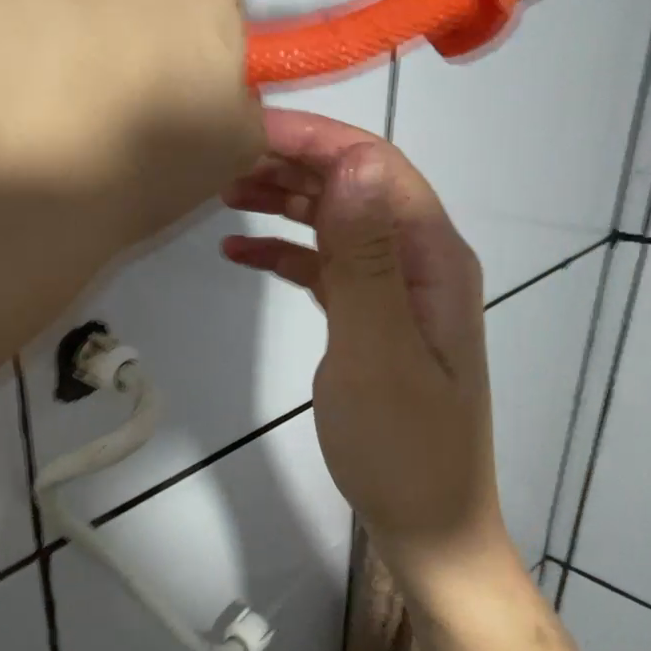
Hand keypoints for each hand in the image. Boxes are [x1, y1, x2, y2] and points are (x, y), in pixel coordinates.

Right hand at [222, 109, 511, 579]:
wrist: (425, 523)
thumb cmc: (402, 446)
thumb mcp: (377, 351)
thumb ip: (365, 258)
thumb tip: (354, 162)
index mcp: (433, 259)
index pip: (375, 166)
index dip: (313, 138)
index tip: (243, 126)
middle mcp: (419, 262)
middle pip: (355, 185)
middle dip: (291, 160)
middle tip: (217, 156)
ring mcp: (395, 291)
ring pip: (337, 220)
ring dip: (284, 199)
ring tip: (220, 191)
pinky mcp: (370, 319)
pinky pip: (325, 265)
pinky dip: (284, 250)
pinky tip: (239, 250)